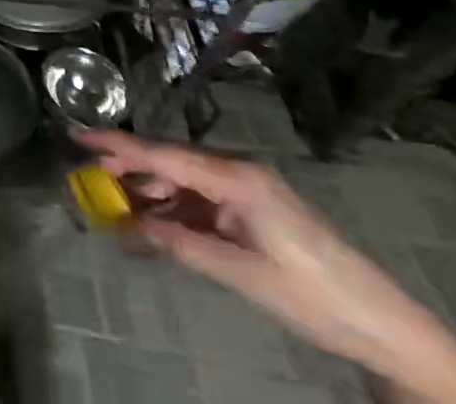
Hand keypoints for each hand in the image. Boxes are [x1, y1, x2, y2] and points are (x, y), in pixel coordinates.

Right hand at [75, 130, 455, 403]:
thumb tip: (123, 228)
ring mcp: (244, 189)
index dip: (117, 145)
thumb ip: (178, 244)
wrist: (378, 320)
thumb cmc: (310, 293)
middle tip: (88, 185)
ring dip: (148, 196)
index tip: (78, 135)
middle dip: (127, 172)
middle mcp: (236, 172)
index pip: (164, 155)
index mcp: (236, 177)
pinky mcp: (248, 208)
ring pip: (181, 183)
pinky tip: (149, 228)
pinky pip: (198, 202)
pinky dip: (171, 213)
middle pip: (169, 163)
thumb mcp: (239, 272)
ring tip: (113, 213)